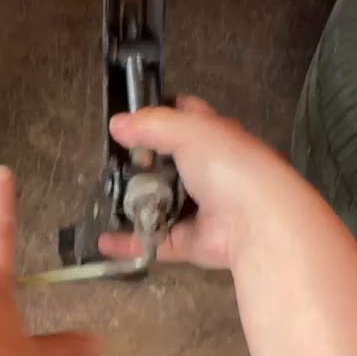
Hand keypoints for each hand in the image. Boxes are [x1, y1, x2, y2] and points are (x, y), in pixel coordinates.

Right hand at [98, 96, 330, 271]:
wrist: (255, 220)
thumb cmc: (228, 165)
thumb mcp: (189, 130)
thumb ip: (151, 125)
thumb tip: (116, 124)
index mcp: (213, 137)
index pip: (186, 117)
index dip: (161, 112)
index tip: (131, 118)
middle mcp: (207, 172)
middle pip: (167, 163)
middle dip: (140, 162)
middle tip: (108, 163)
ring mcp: (197, 209)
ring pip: (158, 204)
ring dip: (132, 204)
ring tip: (101, 199)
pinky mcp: (189, 241)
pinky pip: (153, 241)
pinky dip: (129, 243)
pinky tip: (103, 241)